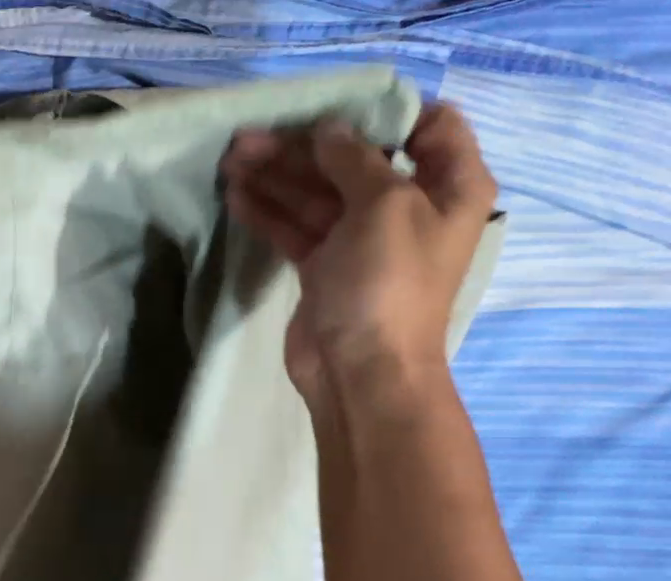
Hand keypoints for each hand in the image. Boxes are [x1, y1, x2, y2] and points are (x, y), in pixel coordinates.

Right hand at [221, 103, 497, 411]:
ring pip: (316, 195)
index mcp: (449, 185)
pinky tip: (237, 196)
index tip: (330, 112)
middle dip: (305, 148)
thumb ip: (355, 162)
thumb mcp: (384, 208)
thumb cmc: (388, 284)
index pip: (428, 127)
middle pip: (354, 162)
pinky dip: (269, 211)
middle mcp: (408, 206)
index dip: (381, 114)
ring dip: (276, 178)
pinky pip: (295, 228)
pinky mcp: (322, 267)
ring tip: (231, 161)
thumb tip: (328, 131)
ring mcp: (361, 239)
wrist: (361, 367)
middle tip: (252, 139)